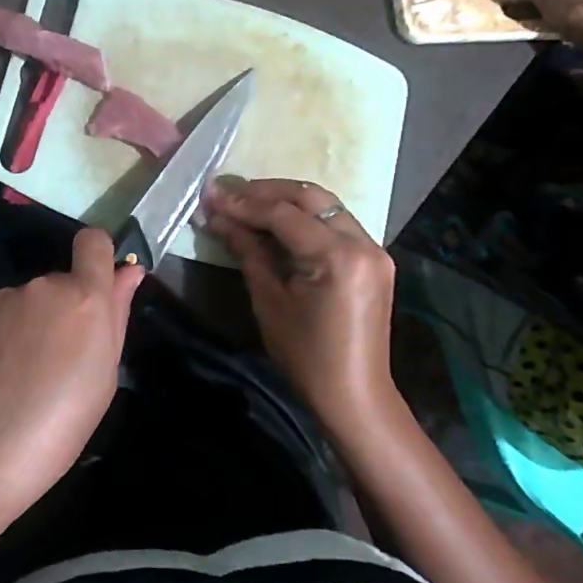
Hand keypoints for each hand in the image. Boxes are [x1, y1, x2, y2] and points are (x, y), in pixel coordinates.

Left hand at [0, 228, 142, 579]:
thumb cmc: (64, 421)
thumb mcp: (105, 373)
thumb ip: (116, 314)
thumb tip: (129, 271)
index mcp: (84, 298)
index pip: (93, 243)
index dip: (99, 256)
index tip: (99, 285)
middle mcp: (42, 285)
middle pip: (62, 282)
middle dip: (66, 308)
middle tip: (62, 358)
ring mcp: (4, 296)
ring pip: (30, 299)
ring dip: (33, 320)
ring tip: (26, 370)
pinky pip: (1, 311)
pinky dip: (5, 330)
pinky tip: (0, 368)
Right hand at [200, 178, 398, 424]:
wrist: (351, 391)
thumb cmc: (303, 352)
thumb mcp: (268, 299)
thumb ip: (248, 251)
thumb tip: (218, 218)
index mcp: (337, 256)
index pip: (283, 214)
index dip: (242, 203)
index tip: (209, 196)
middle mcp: (363, 243)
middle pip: (311, 197)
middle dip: (265, 191)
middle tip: (227, 194)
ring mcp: (373, 250)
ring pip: (325, 206)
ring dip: (284, 200)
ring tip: (245, 204)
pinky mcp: (373, 260)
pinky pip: (335, 224)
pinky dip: (303, 218)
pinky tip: (274, 224)